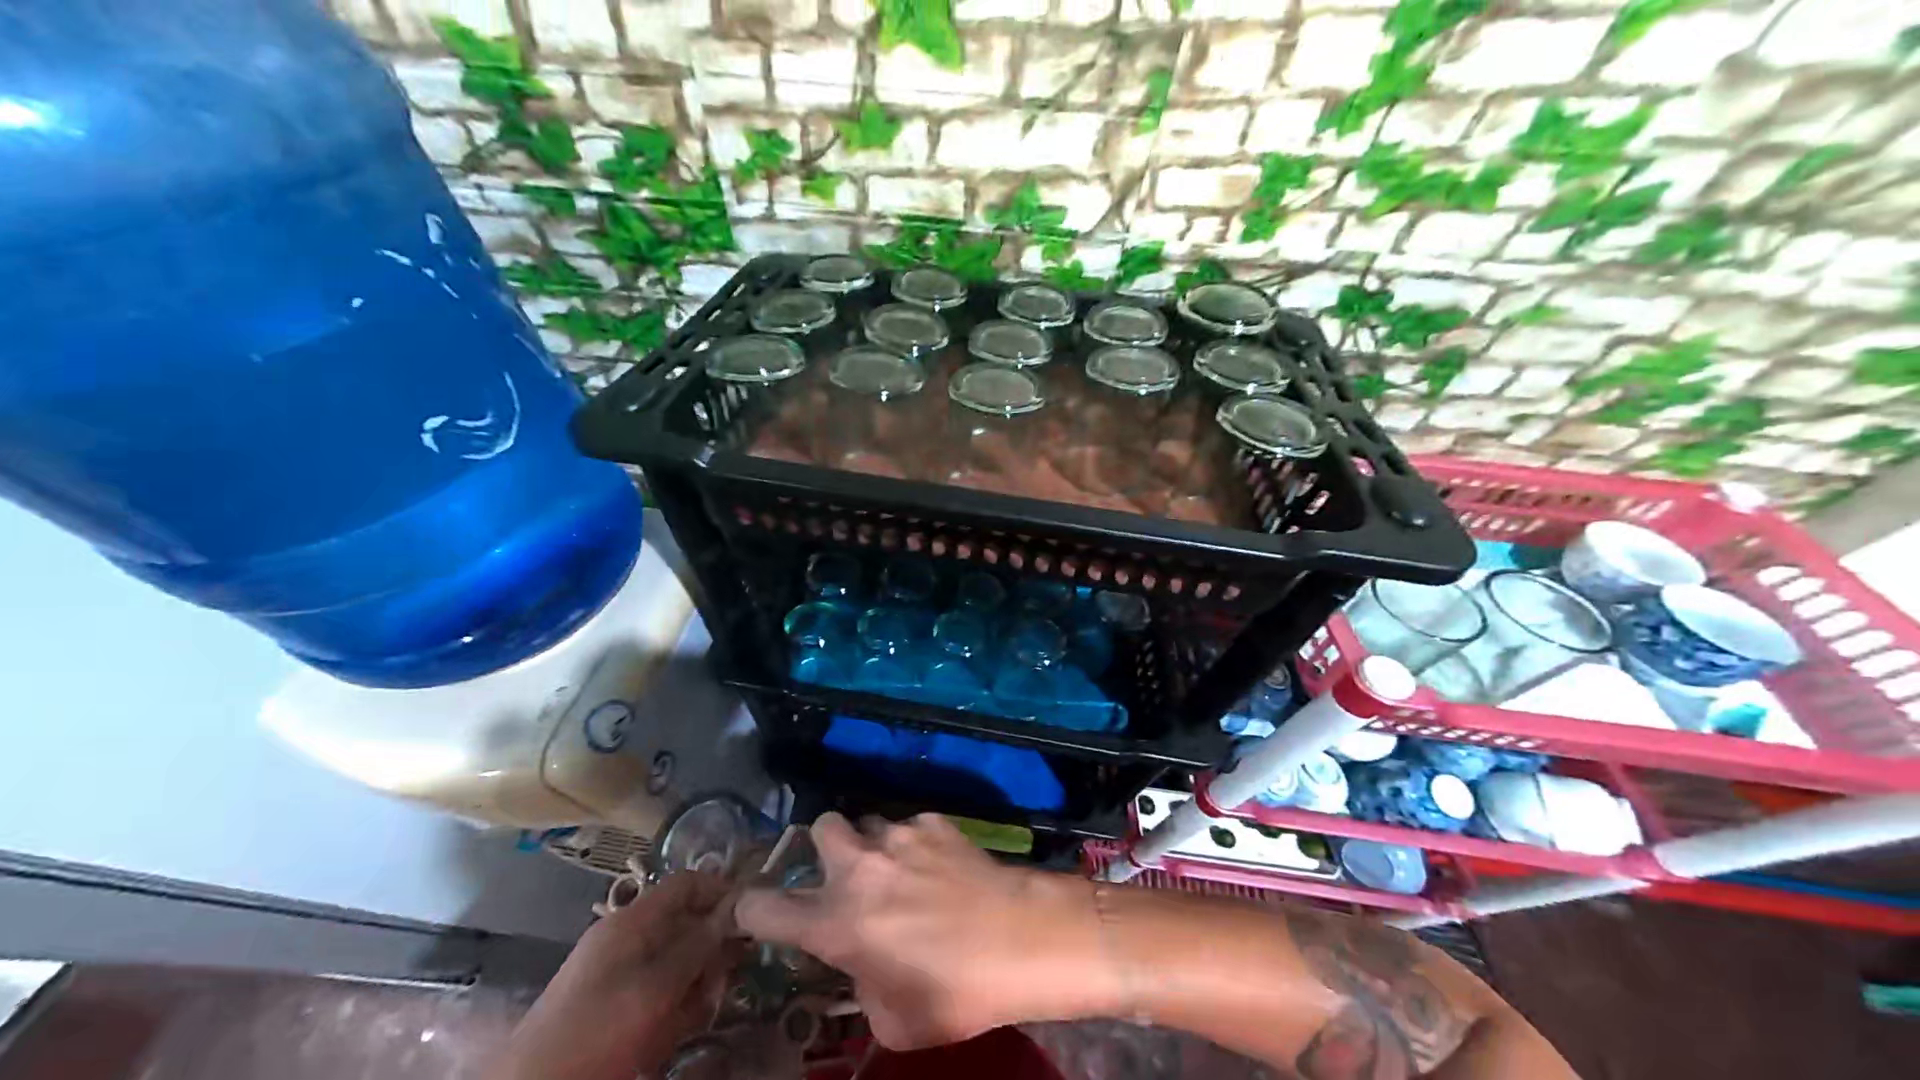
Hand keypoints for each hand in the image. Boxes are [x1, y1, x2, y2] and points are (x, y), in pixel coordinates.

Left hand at [488, 871, 736, 1079]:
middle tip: (732, 974)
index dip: (723, 891)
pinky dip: (677, 1004)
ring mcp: (619, 971)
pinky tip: (681, 1026)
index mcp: (633, 921)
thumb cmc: (596, 1032)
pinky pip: (660, 990)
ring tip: (704, 1007)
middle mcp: (627, 937)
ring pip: (678, 959)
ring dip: (699, 981)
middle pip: (686, 921)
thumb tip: (736, 909)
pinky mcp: (615, 1004)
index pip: (688, 883)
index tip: (755, 915)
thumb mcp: (655, 989)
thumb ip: (698, 946)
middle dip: (714, 946)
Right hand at [733, 812, 1119, 1049]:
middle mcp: (857, 869)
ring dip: (874, 847)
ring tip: (904, 874)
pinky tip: (944, 868)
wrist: (1023, 939)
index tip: (760, 912)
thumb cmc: (956, 993)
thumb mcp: (894, 1021)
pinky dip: (917, 845)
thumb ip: (862, 986)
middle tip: (849, 876)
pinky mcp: (934, 822)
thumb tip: (866, 964)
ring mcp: (897, 837)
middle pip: (818, 828)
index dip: (753, 909)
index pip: (763, 907)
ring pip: (868, 824)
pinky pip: (911, 827)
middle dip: (826, 849)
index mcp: (836, 923)